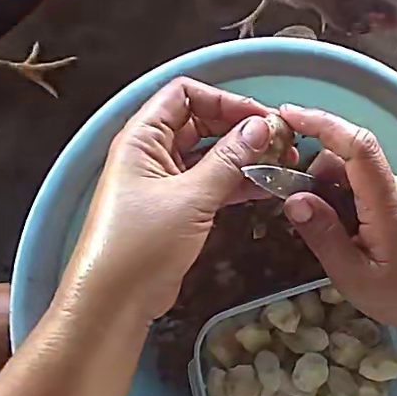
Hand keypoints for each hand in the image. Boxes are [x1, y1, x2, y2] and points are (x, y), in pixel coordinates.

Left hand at [55, 78, 279, 324]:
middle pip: (202, 121)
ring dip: (244, 156)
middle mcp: (152, 152)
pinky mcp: (178, 207)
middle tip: (279, 140)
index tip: (260, 117)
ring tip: (282, 162)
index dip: (224, 100)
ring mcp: (166, 180)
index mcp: (143, 137)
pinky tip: (266, 186)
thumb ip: (228, 159)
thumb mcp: (189, 197)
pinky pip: (212, 182)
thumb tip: (259, 127)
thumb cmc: (138, 244)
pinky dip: (237, 181)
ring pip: (211, 154)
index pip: (184, 94)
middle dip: (240, 127)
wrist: (114, 301)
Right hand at [275, 104, 396, 339]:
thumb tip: (293, 199)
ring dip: (326, 190)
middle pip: (347, 158)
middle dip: (314, 175)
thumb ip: (323, 235)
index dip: (323, 124)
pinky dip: (340, 197)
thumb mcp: (352, 275)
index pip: (359, 148)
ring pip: (350, 171)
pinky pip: (360, 184)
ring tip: (327, 232)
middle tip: (300, 212)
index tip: (288, 115)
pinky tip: (338, 229)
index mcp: (389, 204)